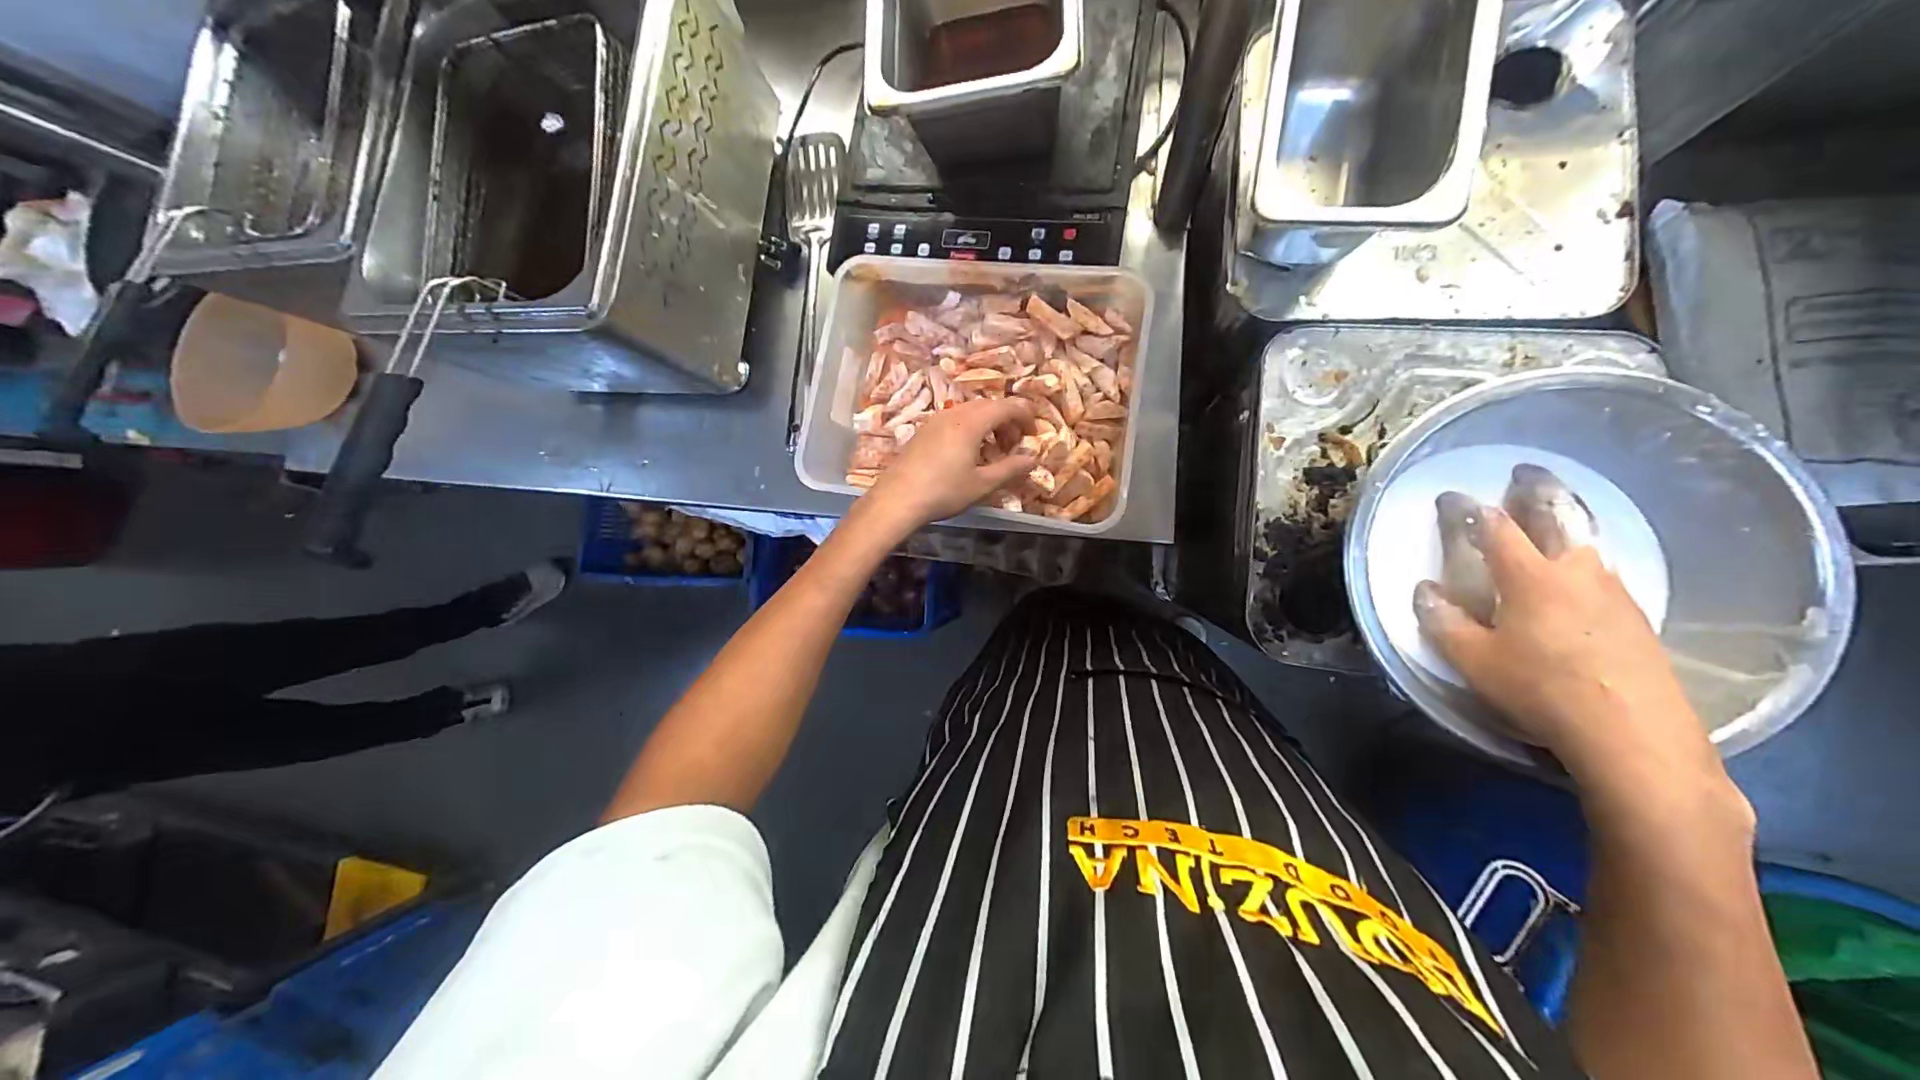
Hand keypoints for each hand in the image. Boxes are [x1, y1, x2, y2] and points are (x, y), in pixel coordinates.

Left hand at [856, 397, 1037, 534]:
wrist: (897, 500)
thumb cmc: (943, 492)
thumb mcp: (982, 484)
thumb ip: (1011, 468)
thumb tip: (1033, 458)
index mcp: (971, 422)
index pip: (1007, 406)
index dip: (1025, 417)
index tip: (1034, 435)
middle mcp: (953, 413)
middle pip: (989, 405)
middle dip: (1007, 421)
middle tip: (1014, 445)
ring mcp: (935, 420)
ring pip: (971, 411)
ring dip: (989, 424)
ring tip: (993, 450)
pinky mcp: (924, 431)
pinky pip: (955, 419)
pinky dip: (971, 428)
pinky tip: (969, 453)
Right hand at [1414, 505, 1719, 786]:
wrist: (1634, 733)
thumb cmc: (1541, 689)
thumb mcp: (1474, 661)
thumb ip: (1444, 623)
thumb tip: (1425, 591)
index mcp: (1530, 577)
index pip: (1494, 529)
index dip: (1468, 510)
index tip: (1450, 499)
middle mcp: (1576, 573)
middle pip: (1558, 519)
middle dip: (1537, 492)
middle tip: (1525, 474)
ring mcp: (1614, 593)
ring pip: (1587, 544)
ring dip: (1567, 525)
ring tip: (1553, 521)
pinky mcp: (1637, 618)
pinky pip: (1604, 574)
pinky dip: (1585, 560)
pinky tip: (1582, 578)